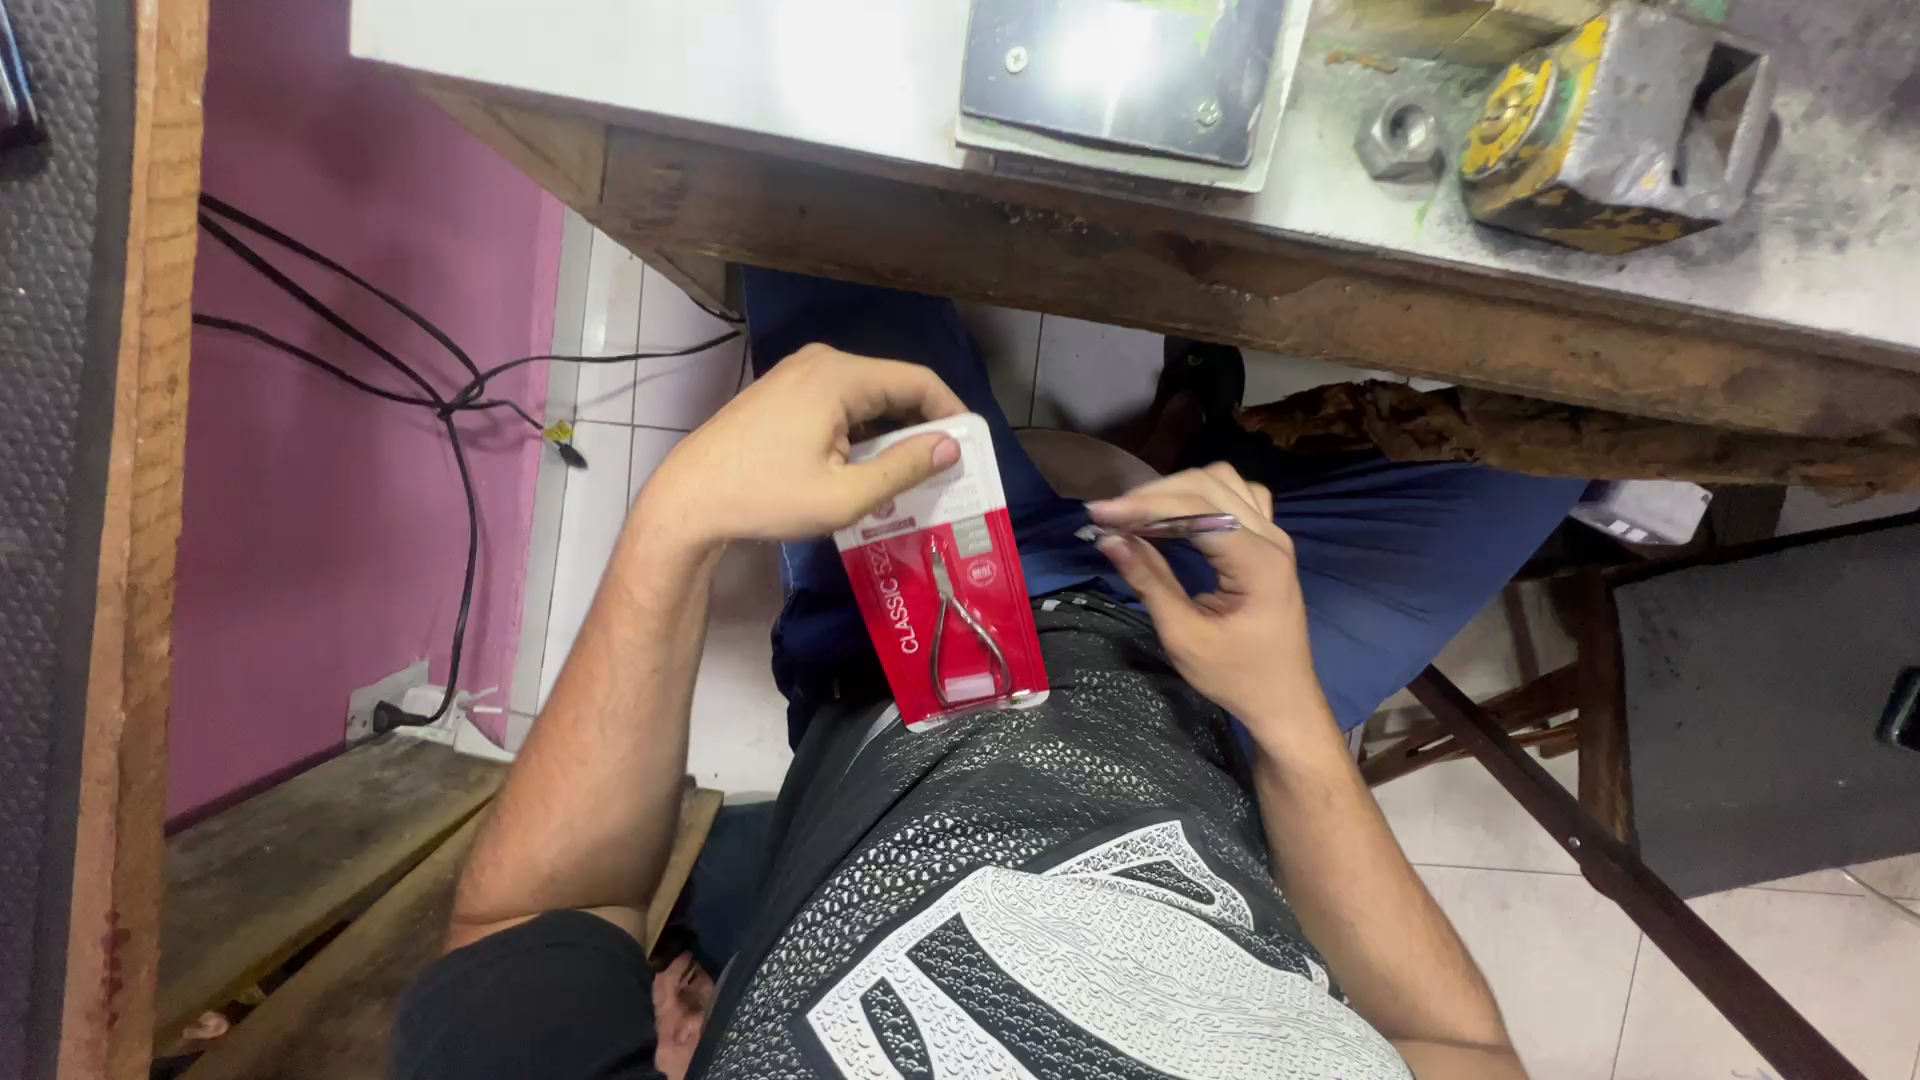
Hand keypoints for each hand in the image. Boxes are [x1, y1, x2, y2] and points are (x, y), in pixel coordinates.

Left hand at [636, 344, 965, 553]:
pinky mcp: (784, 391)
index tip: (970, 448)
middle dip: (923, 425)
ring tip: (911, 475)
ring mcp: (799, 374)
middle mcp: (822, 362)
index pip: (918, 381)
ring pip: (867, 397)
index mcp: (840, 376)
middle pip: (893, 386)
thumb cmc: (767, 497)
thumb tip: (952, 447)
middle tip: (945, 468)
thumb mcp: (845, 496)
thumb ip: (904, 468)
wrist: (689, 500)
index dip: (952, 412)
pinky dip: (862, 431)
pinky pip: (841, 403)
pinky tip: (867, 466)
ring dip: (891, 432)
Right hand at [1089, 464, 1329, 739]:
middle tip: (1110, 515)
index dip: (1143, 505)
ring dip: (1176, 489)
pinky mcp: (1268, 541)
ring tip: (1137, 512)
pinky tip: (1177, 514)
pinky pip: (1237, 495)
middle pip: (1208, 485)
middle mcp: (1271, 538)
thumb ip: (1148, 581)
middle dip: (1153, 494)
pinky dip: (1202, 495)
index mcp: (1257, 563)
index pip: (1196, 510)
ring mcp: (1274, 536)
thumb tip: (1108, 539)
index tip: (1098, 513)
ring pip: (1223, 481)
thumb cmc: (1234, 676)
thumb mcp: (1183, 635)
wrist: (1282, 699)